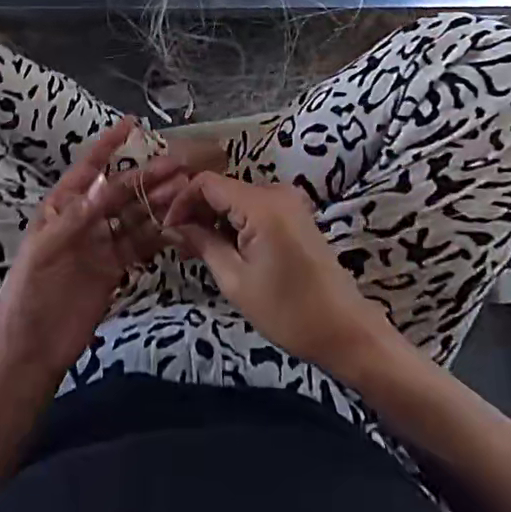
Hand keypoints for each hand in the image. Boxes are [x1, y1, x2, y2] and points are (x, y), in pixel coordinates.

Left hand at [0, 119, 188, 373]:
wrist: (32, 347)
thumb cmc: (28, 293)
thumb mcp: (43, 252)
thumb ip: (74, 219)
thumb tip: (103, 186)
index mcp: (63, 207)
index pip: (89, 168)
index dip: (109, 145)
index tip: (132, 124)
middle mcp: (85, 218)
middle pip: (120, 190)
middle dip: (147, 176)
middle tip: (177, 165)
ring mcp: (102, 242)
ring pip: (134, 214)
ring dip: (157, 201)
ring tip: (184, 191)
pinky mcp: (115, 266)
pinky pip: (139, 243)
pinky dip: (158, 232)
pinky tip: (177, 223)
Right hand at [164, 172, 392, 373]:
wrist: (344, 329)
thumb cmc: (287, 311)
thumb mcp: (235, 280)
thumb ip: (203, 244)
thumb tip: (173, 227)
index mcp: (261, 205)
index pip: (207, 183)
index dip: (181, 201)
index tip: (166, 230)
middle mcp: (276, 192)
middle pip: (222, 187)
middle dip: (195, 210)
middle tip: (177, 243)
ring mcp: (289, 201)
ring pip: (236, 197)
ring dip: (213, 217)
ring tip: (196, 249)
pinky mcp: (295, 214)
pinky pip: (254, 207)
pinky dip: (234, 221)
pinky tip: (223, 247)